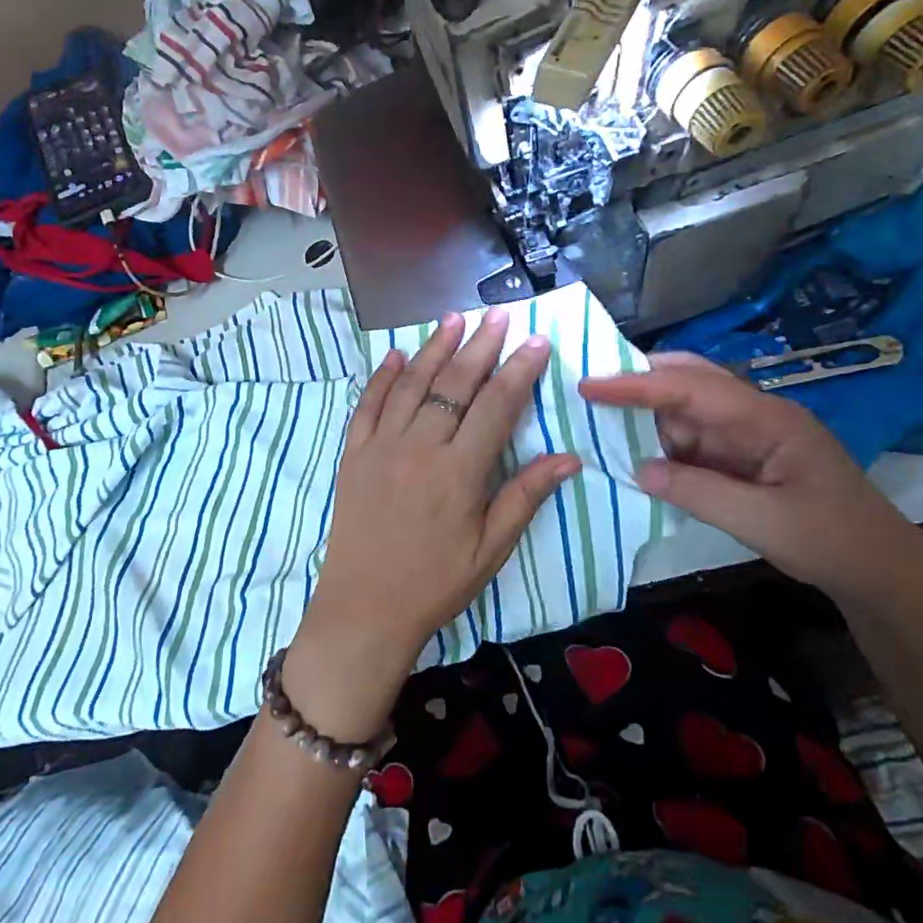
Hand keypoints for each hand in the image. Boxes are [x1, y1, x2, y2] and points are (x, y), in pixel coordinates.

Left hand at [287, 309, 579, 738]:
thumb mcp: (491, 550)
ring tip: (454, 319)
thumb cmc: (435, 583)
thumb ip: (525, 497)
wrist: (364, 608)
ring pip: (410, 384)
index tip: (536, 342)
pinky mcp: (352, 455)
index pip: (496, 406)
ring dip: (433, 348)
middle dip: (480, 346)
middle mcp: (419, 448)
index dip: (519, 371)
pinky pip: (367, 406)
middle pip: (454, 384)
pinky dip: (381, 377)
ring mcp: (380, 447)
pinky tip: (394, 355)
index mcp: (459, 471)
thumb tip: (569, 458)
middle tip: (498, 315)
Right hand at [578, 353, 922, 599]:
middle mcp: (754, 415)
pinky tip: (630, 449)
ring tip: (596, 415)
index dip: (637, 385)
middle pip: (689, 381)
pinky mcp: (739, 458)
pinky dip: (658, 443)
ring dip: (644, 413)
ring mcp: (746, 436)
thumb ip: (697, 491)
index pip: (692, 389)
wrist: (878, 570)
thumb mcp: (763, 521)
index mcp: (768, 418)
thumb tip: (638, 468)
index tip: (589, 384)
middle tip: (588, 384)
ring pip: (685, 410)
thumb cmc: (831, 540)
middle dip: (640, 379)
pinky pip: (690, 440)